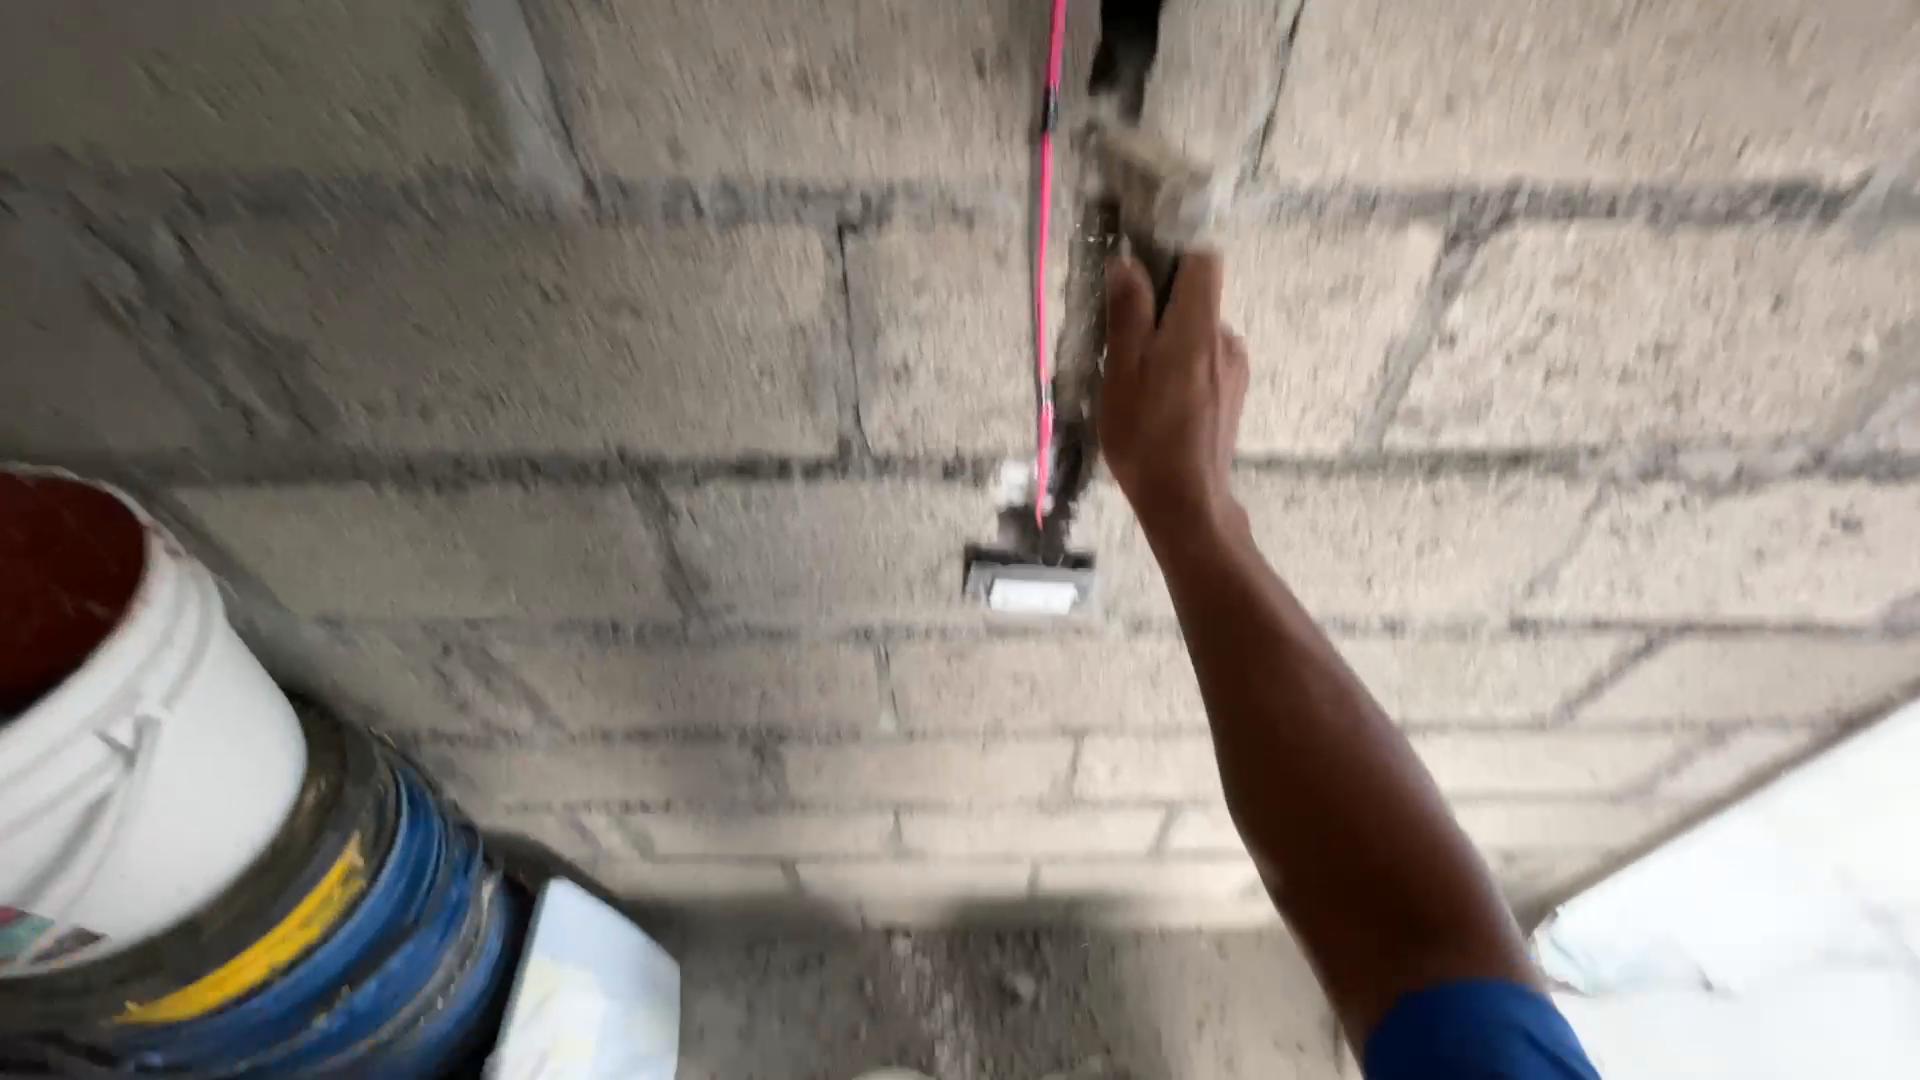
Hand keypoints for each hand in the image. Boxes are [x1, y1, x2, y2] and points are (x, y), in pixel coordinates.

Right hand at [1100, 252, 1248, 539]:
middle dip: (1160, 310)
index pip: (1203, 260)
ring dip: (1170, 345)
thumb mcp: (1122, 373)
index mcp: (1198, 327)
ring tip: (1137, 383)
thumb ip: (1128, 315)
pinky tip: (1159, 404)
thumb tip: (1127, 263)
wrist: (1186, 501)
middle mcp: (1226, 340)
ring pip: (1199, 335)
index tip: (1138, 280)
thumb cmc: (1145, 437)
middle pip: (1197, 300)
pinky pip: (1206, 363)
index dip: (1172, 258)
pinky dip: (1182, 369)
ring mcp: (1235, 370)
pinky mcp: (1233, 396)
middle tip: (1122, 346)